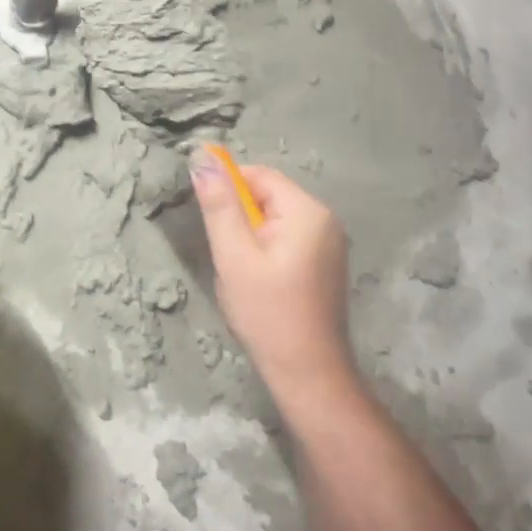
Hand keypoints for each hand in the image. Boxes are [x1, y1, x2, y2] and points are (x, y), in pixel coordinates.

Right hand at [191, 156, 354, 394]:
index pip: (259, 174)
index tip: (210, 222)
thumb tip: (202, 157)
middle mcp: (325, 220)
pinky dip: (265, 250)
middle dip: (239, 217)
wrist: (308, 373)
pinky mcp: (324, 264)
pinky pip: (287, 238)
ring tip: (242, 272)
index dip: (228, 189)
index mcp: (307, 211)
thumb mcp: (233, 256)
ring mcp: (329, 243)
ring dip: (249, 236)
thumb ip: (219, 204)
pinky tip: (258, 282)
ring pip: (274, 219)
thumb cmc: (267, 313)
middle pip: (268, 195)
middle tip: (227, 255)